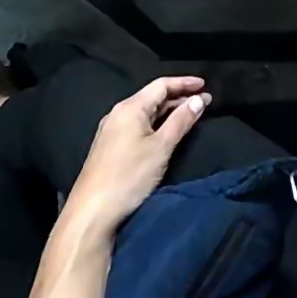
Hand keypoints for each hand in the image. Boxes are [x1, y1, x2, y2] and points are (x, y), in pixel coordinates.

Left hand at [70, 76, 210, 229]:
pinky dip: (157, 123)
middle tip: (204, 102)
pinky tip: (167, 131)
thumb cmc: (129, 176)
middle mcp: (119, 114)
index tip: (206, 85)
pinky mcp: (110, 146)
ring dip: (169, 111)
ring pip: (146, 112)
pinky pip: (139, 124)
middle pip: (153, 97)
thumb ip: (182, 120)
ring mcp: (112, 131)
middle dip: (180, 97)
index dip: (185, 82)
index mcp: (130, 108)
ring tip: (191, 114)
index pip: (161, 85)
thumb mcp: (161, 147)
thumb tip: (200, 99)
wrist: (90, 214)